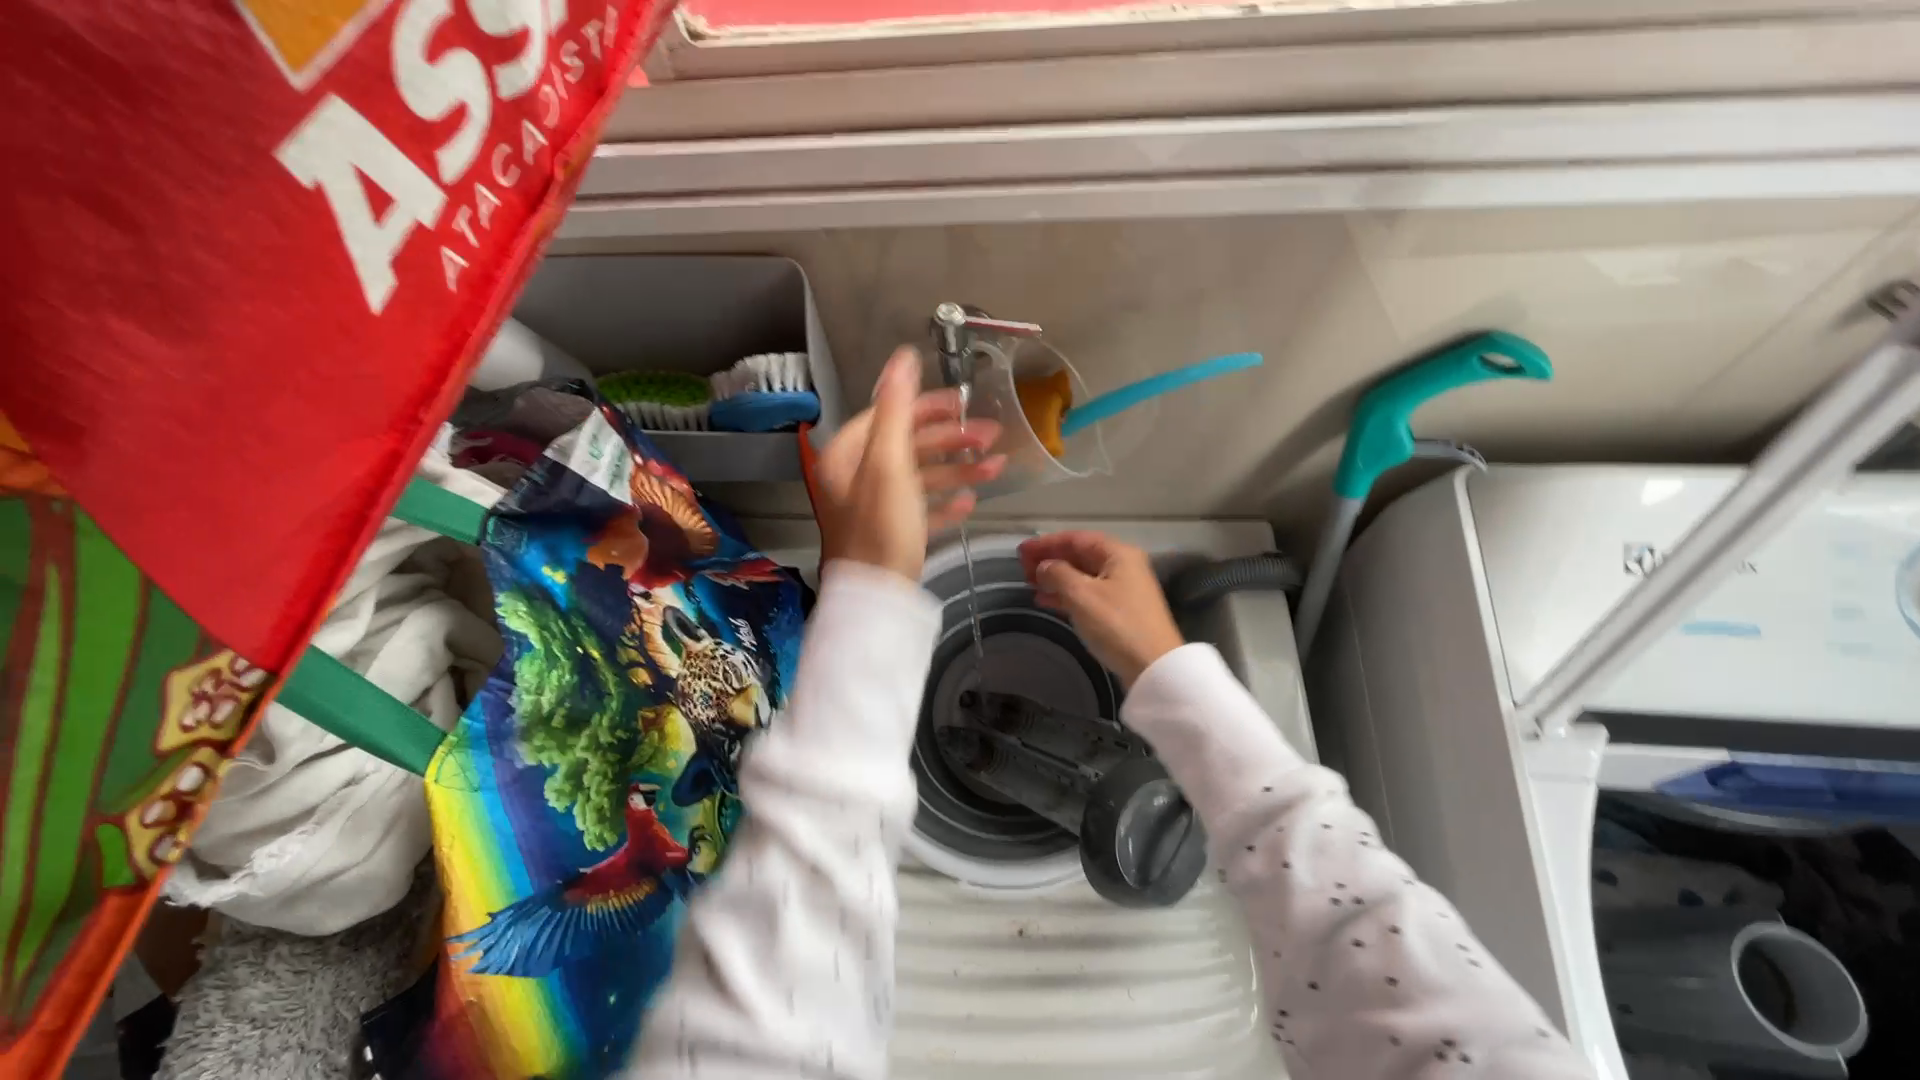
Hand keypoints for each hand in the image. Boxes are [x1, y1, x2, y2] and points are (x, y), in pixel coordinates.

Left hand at [816, 347, 1005, 581]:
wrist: (877, 598)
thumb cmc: (880, 530)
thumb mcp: (888, 463)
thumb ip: (895, 409)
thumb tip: (902, 359)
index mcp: (849, 456)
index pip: (888, 415)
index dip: (926, 406)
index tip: (962, 403)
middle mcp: (857, 478)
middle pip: (908, 445)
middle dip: (952, 439)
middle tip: (991, 433)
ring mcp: (876, 508)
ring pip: (921, 477)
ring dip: (958, 469)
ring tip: (995, 468)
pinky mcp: (893, 535)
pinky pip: (923, 510)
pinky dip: (946, 502)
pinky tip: (970, 500)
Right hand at [1018, 531, 1184, 687]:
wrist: (1152, 667)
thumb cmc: (1116, 625)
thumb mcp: (1081, 595)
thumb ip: (1057, 574)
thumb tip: (1043, 566)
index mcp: (1117, 553)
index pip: (1076, 538)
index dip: (1046, 543)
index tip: (1020, 552)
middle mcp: (1123, 565)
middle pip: (1080, 555)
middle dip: (1050, 559)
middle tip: (1022, 569)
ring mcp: (1123, 589)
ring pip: (1082, 575)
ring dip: (1055, 578)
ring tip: (1029, 585)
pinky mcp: (1120, 611)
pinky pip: (1087, 594)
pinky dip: (1066, 595)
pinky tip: (1045, 601)